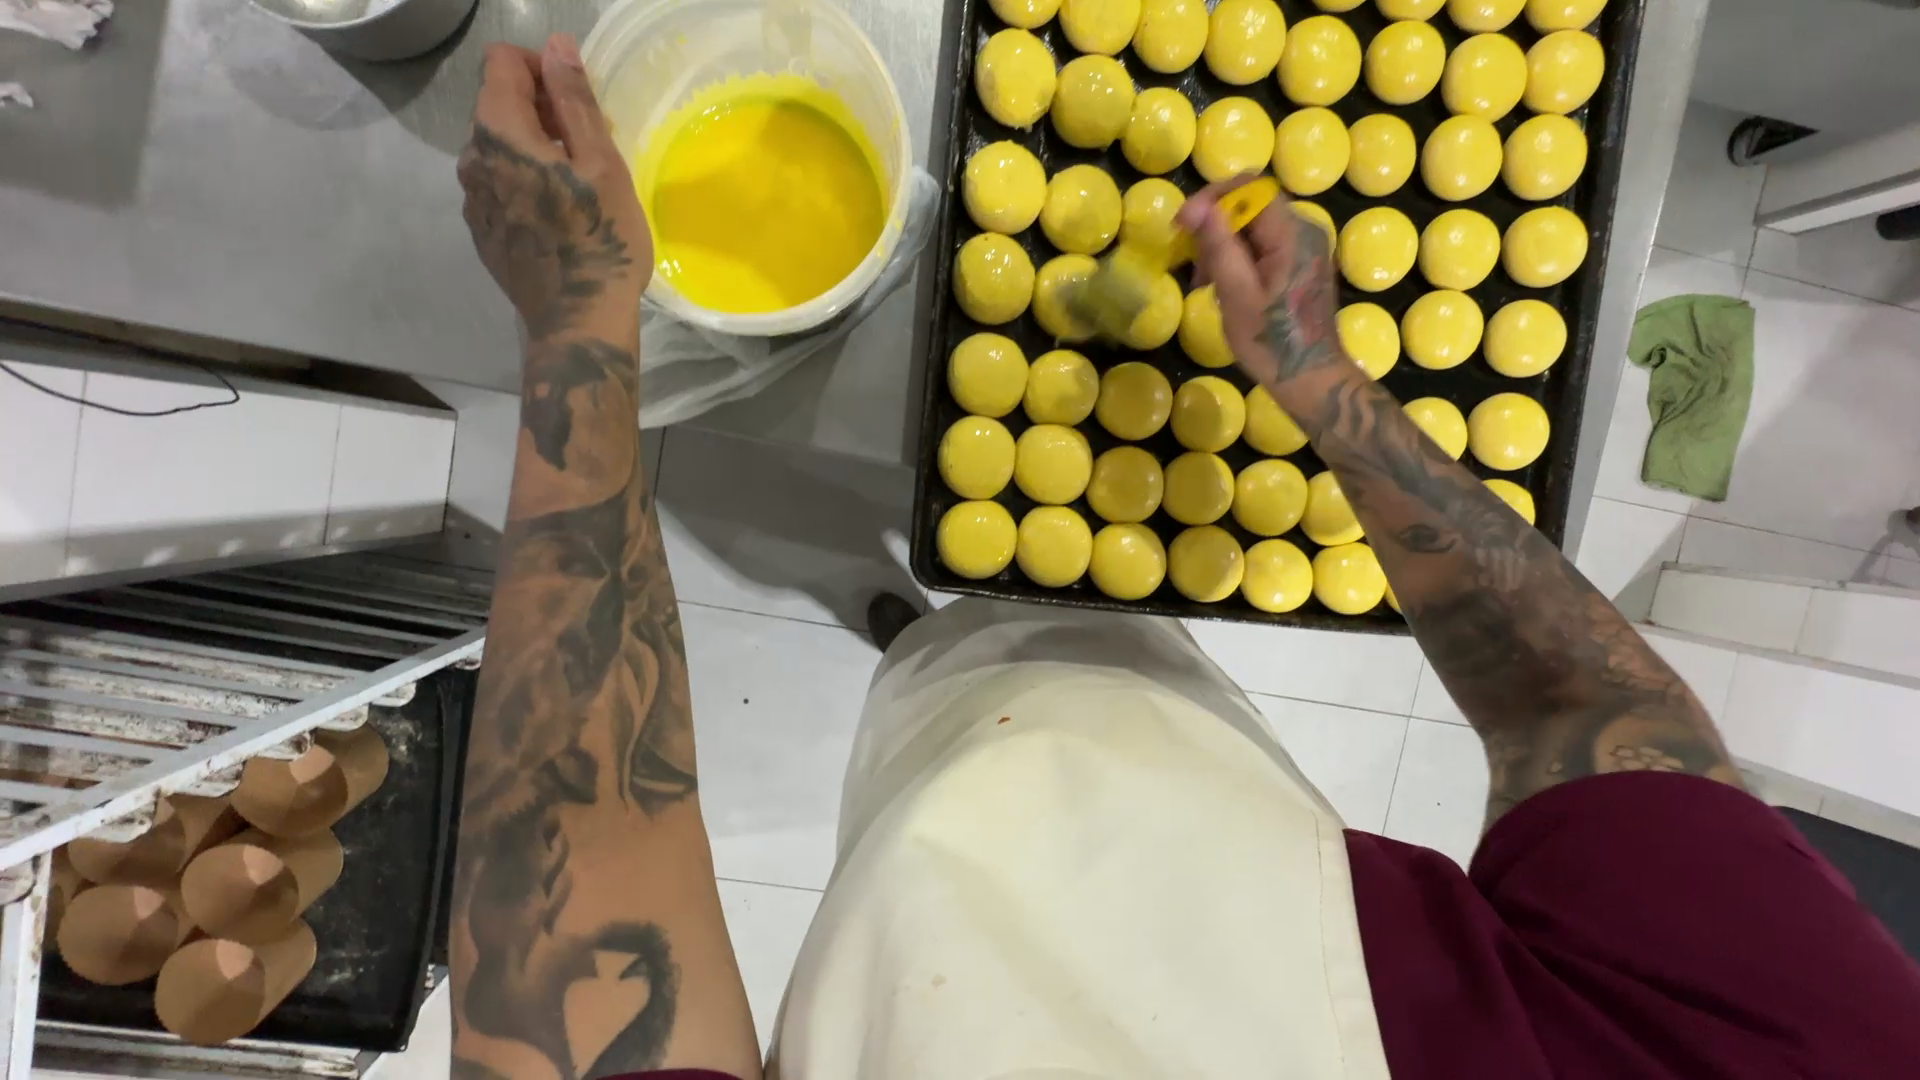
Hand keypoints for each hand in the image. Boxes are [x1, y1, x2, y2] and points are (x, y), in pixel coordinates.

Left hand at [458, 35, 650, 340]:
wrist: (579, 322)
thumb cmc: (601, 241)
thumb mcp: (602, 165)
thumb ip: (575, 101)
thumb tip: (557, 45)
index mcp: (499, 132)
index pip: (503, 64)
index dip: (544, 71)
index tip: (580, 108)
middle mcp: (471, 158)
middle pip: (500, 110)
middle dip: (542, 118)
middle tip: (590, 157)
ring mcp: (472, 201)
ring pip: (501, 155)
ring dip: (534, 158)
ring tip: (577, 195)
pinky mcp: (482, 235)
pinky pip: (501, 193)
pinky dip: (526, 192)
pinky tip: (560, 225)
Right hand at [1177, 177, 1342, 386]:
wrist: (1310, 377)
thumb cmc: (1271, 342)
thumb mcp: (1237, 295)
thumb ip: (1219, 247)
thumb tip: (1195, 207)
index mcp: (1292, 233)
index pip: (1249, 187)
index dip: (1211, 198)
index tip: (1182, 225)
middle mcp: (1302, 230)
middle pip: (1250, 204)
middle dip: (1214, 226)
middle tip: (1192, 264)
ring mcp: (1302, 247)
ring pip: (1252, 226)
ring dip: (1220, 246)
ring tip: (1203, 283)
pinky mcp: (1297, 264)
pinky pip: (1260, 246)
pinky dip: (1235, 259)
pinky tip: (1220, 287)